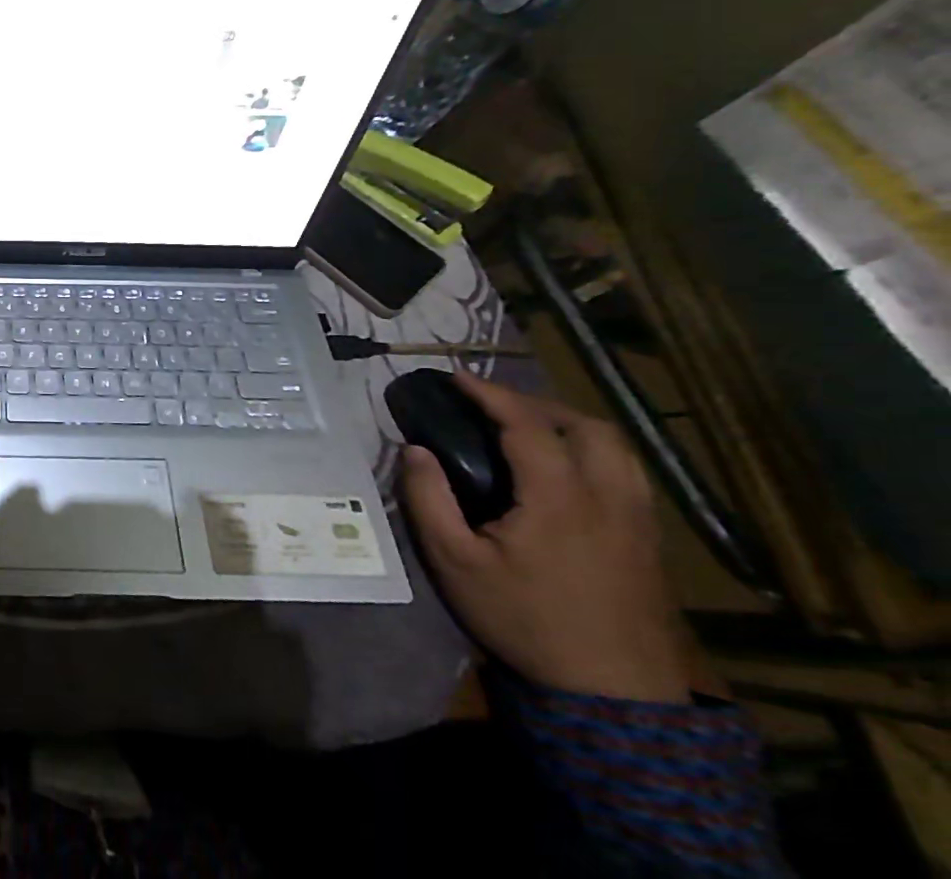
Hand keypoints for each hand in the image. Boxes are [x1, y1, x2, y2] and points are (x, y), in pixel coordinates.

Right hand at [401, 374, 692, 703]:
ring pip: (616, 445)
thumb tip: (414, 449)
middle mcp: (608, 492)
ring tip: (531, 430)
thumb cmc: (524, 617)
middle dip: (535, 403)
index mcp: (559, 495)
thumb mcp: (455, 562)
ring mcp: (638, 514)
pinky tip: (570, 471)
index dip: (490, 394)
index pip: (526, 423)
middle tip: (493, 406)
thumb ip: (429, 500)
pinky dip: (595, 451)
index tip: (457, 378)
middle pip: (584, 424)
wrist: (610, 685)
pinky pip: (628, 471)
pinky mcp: (650, 536)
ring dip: (571, 424)